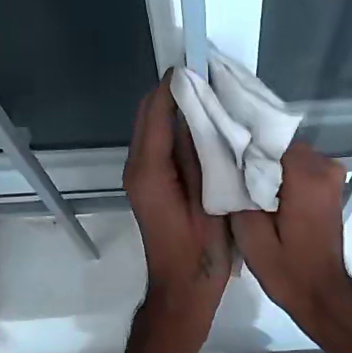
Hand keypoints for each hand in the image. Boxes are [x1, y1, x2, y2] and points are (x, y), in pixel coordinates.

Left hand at [123, 76, 231, 342]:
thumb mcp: (210, 201)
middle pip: (150, 112)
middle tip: (212, 76)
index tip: (202, 63)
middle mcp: (138, 166)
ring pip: (156, 124)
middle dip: (176, 90)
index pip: (158, 110)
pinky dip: (179, 126)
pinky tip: (207, 124)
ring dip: (178, 106)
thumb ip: (202, 155)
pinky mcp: (151, 181)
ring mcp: (141, 174)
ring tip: (213, 94)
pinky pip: (162, 141)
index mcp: (150, 169)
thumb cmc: (201, 251)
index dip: (176, 84)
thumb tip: (203, 112)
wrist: (182, 289)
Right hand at [230, 142, 351, 349]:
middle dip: (257, 158)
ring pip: (290, 155)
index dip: (245, 148)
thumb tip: (227, 166)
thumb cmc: (287, 270)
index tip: (225, 160)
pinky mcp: (331, 186)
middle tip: (233, 177)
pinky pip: (302, 167)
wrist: (322, 292)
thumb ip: (238, 196)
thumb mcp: (251, 238)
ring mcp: (332, 176)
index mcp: (307, 178)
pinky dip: (284, 175)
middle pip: (281, 146)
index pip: (270, 141)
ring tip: (247, 187)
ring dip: (270, 167)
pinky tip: (266, 195)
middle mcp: (325, 169)